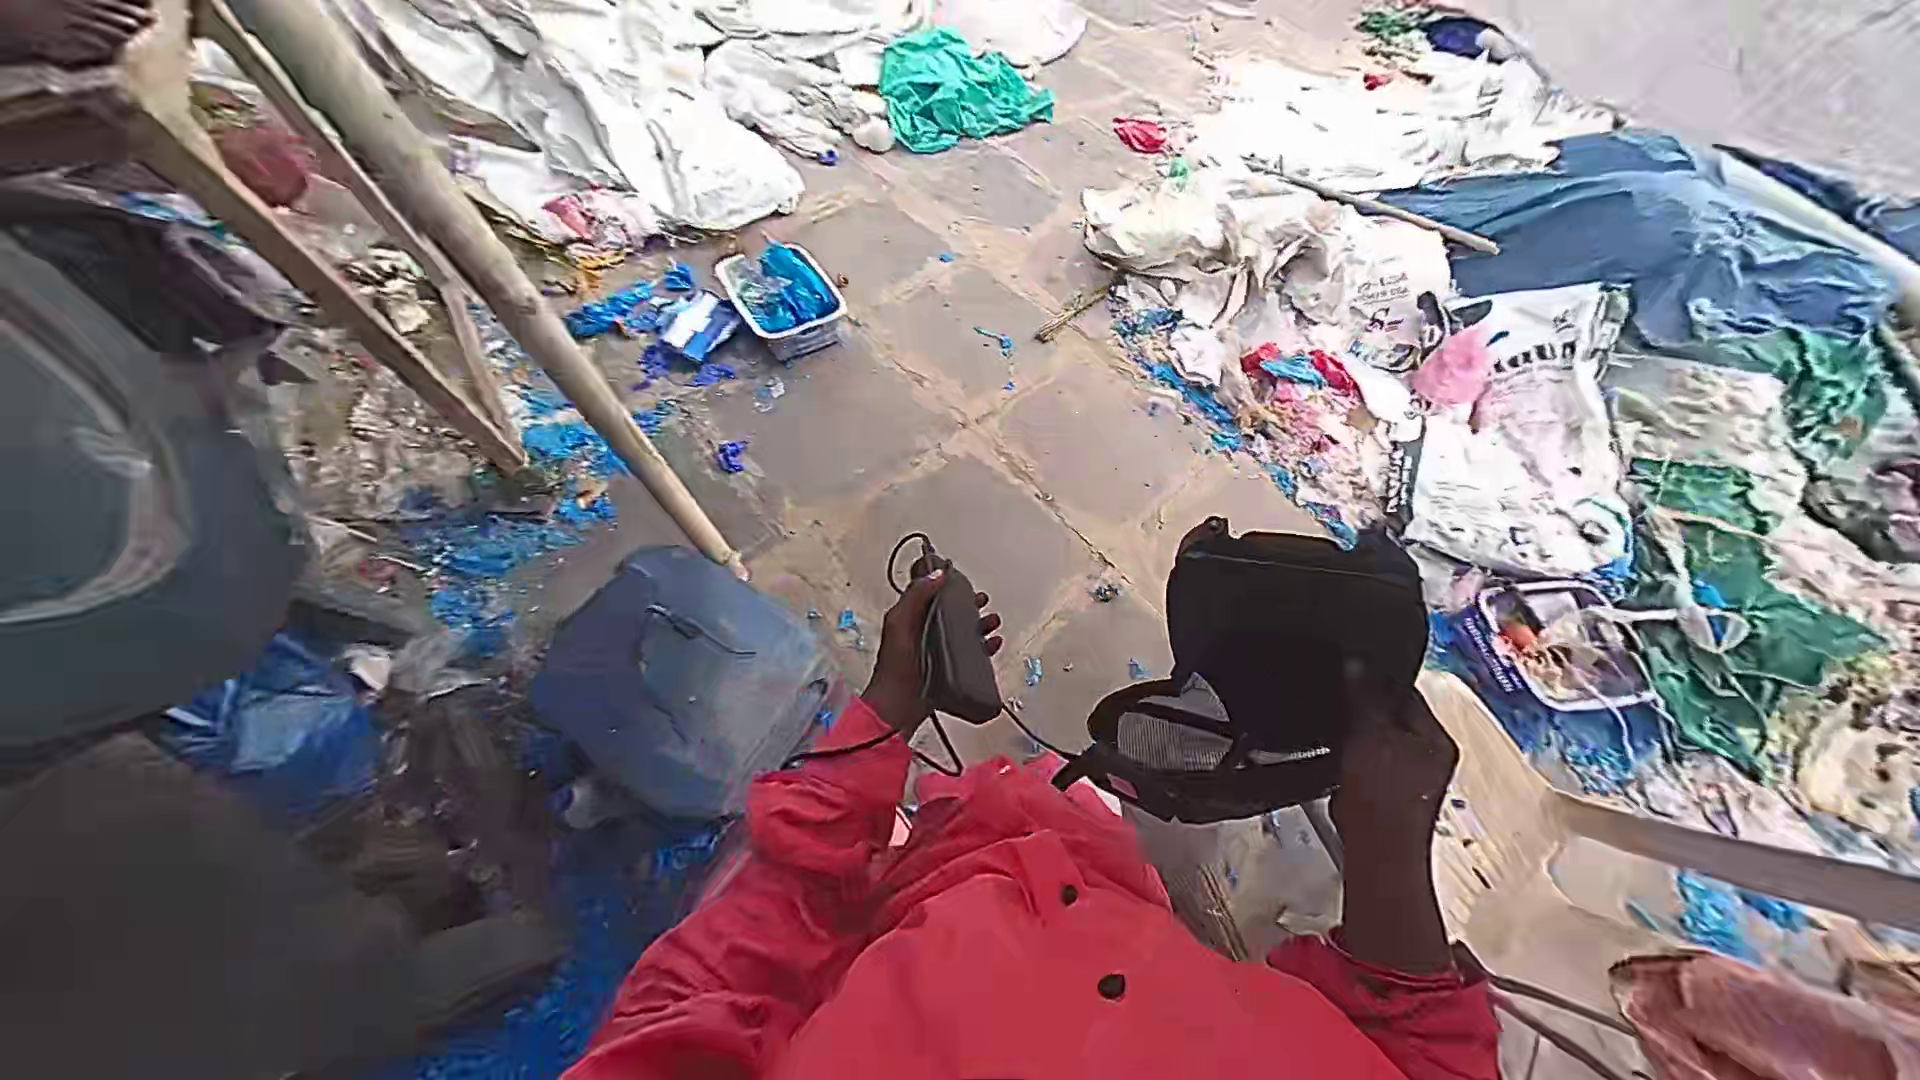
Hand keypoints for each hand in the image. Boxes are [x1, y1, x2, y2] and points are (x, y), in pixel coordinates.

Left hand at [861, 567, 1002, 732]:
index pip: (931, 594)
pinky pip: (973, 654)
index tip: (959, 577)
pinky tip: (994, 642)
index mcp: (912, 618)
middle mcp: (927, 632)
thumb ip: (916, 596)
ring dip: (982, 623)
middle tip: (981, 599)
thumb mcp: (900, 623)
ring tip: (992, 621)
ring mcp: (940, 651)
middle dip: (969, 603)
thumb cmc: (894, 666)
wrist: (899, 706)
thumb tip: (937, 573)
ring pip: (966, 631)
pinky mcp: (952, 668)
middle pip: (952, 612)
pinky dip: (986, 646)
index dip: (945, 584)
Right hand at [1331, 675, 1457, 859]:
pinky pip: (1370, 754)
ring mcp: (1411, 774)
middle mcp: (1431, 755)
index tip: (1349, 668)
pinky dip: (1355, 749)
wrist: (1376, 844)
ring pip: (1381, 735)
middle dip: (1367, 703)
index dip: (1377, 677)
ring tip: (1337, 722)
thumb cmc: (1382, 792)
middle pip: (1394, 714)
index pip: (1407, 692)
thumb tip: (1356, 663)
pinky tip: (1340, 751)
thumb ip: (1364, 696)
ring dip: (1359, 727)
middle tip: (1339, 694)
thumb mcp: (1368, 733)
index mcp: (1437, 739)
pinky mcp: (1388, 788)